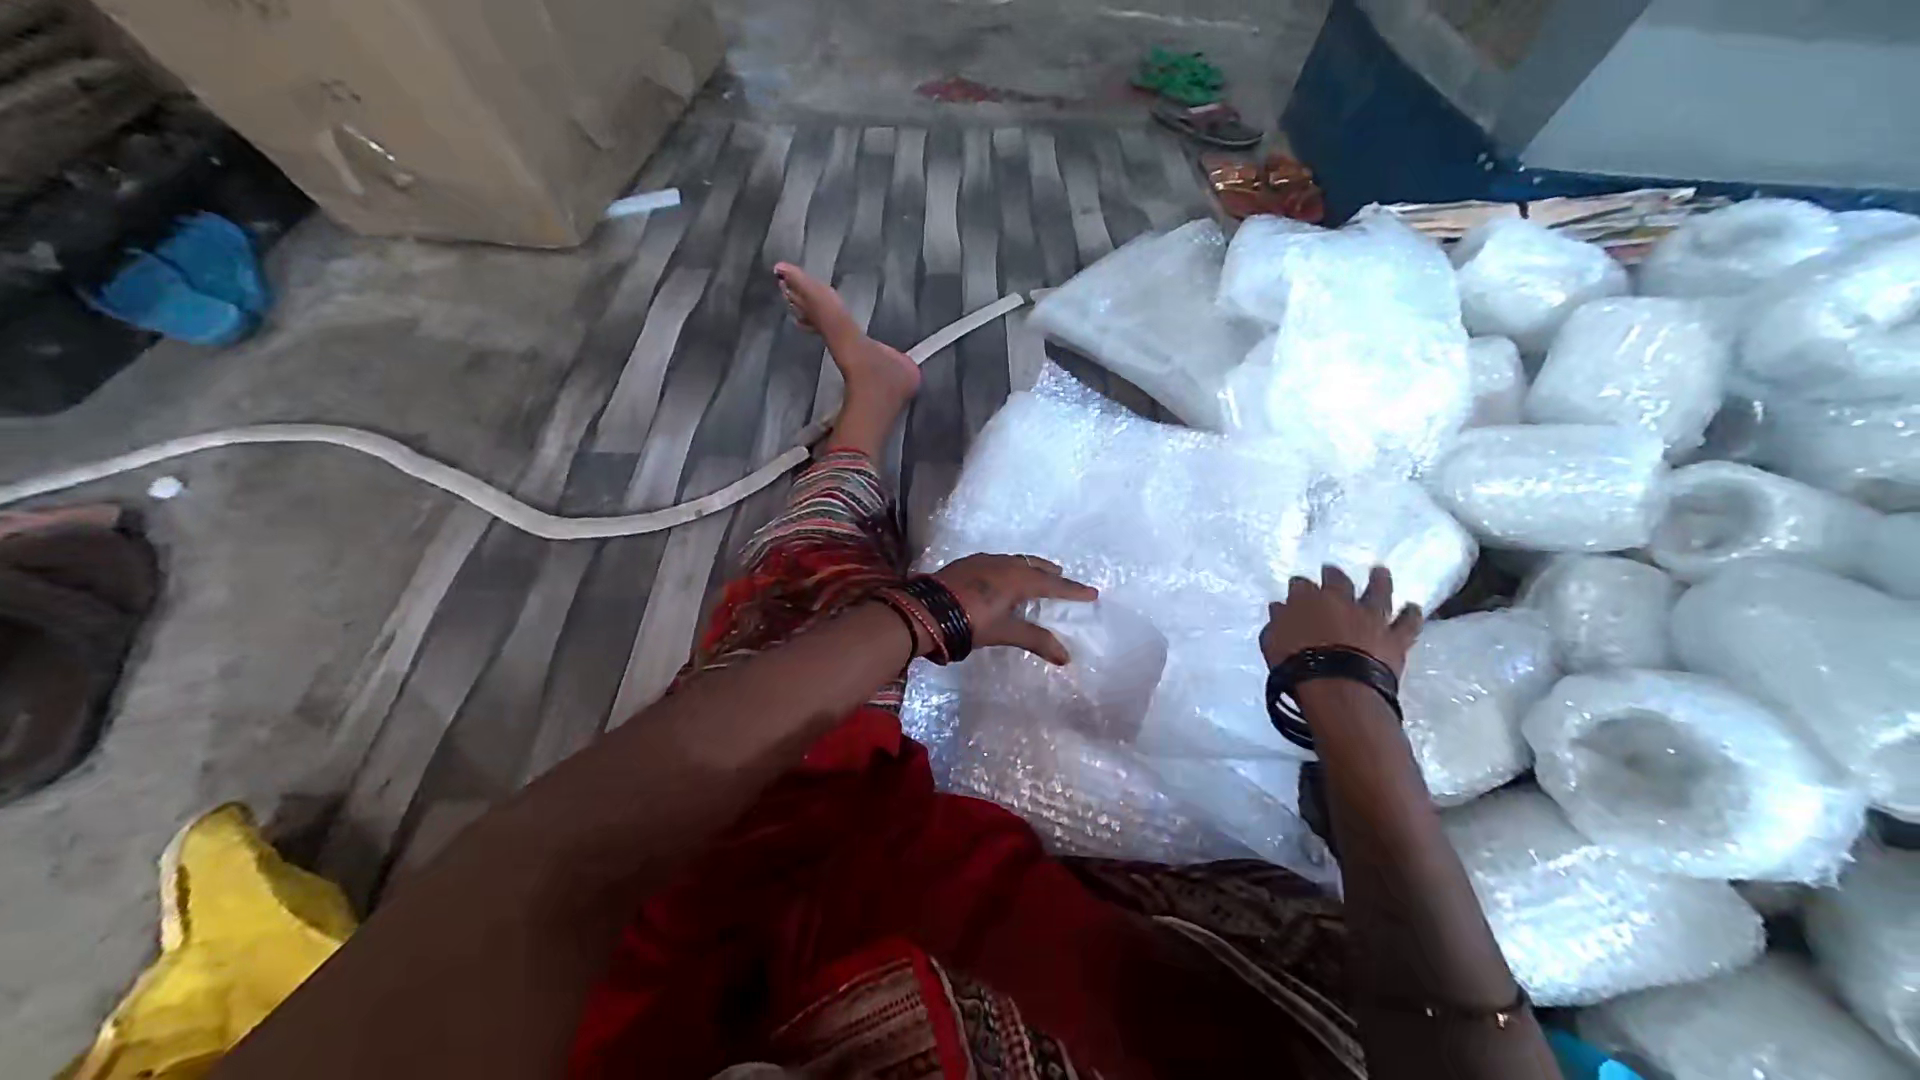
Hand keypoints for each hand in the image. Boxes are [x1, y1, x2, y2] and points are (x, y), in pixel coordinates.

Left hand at [931, 554, 1096, 664]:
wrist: (925, 611)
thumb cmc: (969, 622)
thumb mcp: (1004, 632)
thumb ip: (1035, 640)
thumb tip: (1066, 657)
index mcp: (1018, 579)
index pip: (1053, 584)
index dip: (1072, 590)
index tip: (1091, 593)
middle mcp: (1004, 564)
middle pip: (1034, 565)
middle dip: (1050, 572)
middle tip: (1061, 578)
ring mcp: (982, 561)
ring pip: (1014, 561)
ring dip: (1028, 568)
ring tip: (1034, 576)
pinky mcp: (966, 563)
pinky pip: (996, 562)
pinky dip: (1008, 568)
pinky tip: (1001, 577)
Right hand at [1261, 566, 1423, 677]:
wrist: (1337, 685)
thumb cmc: (1297, 663)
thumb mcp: (1272, 642)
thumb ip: (1277, 622)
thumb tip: (1280, 607)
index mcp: (1307, 599)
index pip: (1300, 585)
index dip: (1298, 586)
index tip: (1295, 588)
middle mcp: (1341, 600)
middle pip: (1338, 580)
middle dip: (1333, 574)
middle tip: (1331, 570)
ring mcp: (1370, 617)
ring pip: (1378, 592)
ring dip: (1379, 581)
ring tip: (1381, 571)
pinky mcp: (1394, 637)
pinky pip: (1407, 623)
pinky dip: (1411, 615)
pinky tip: (1414, 608)